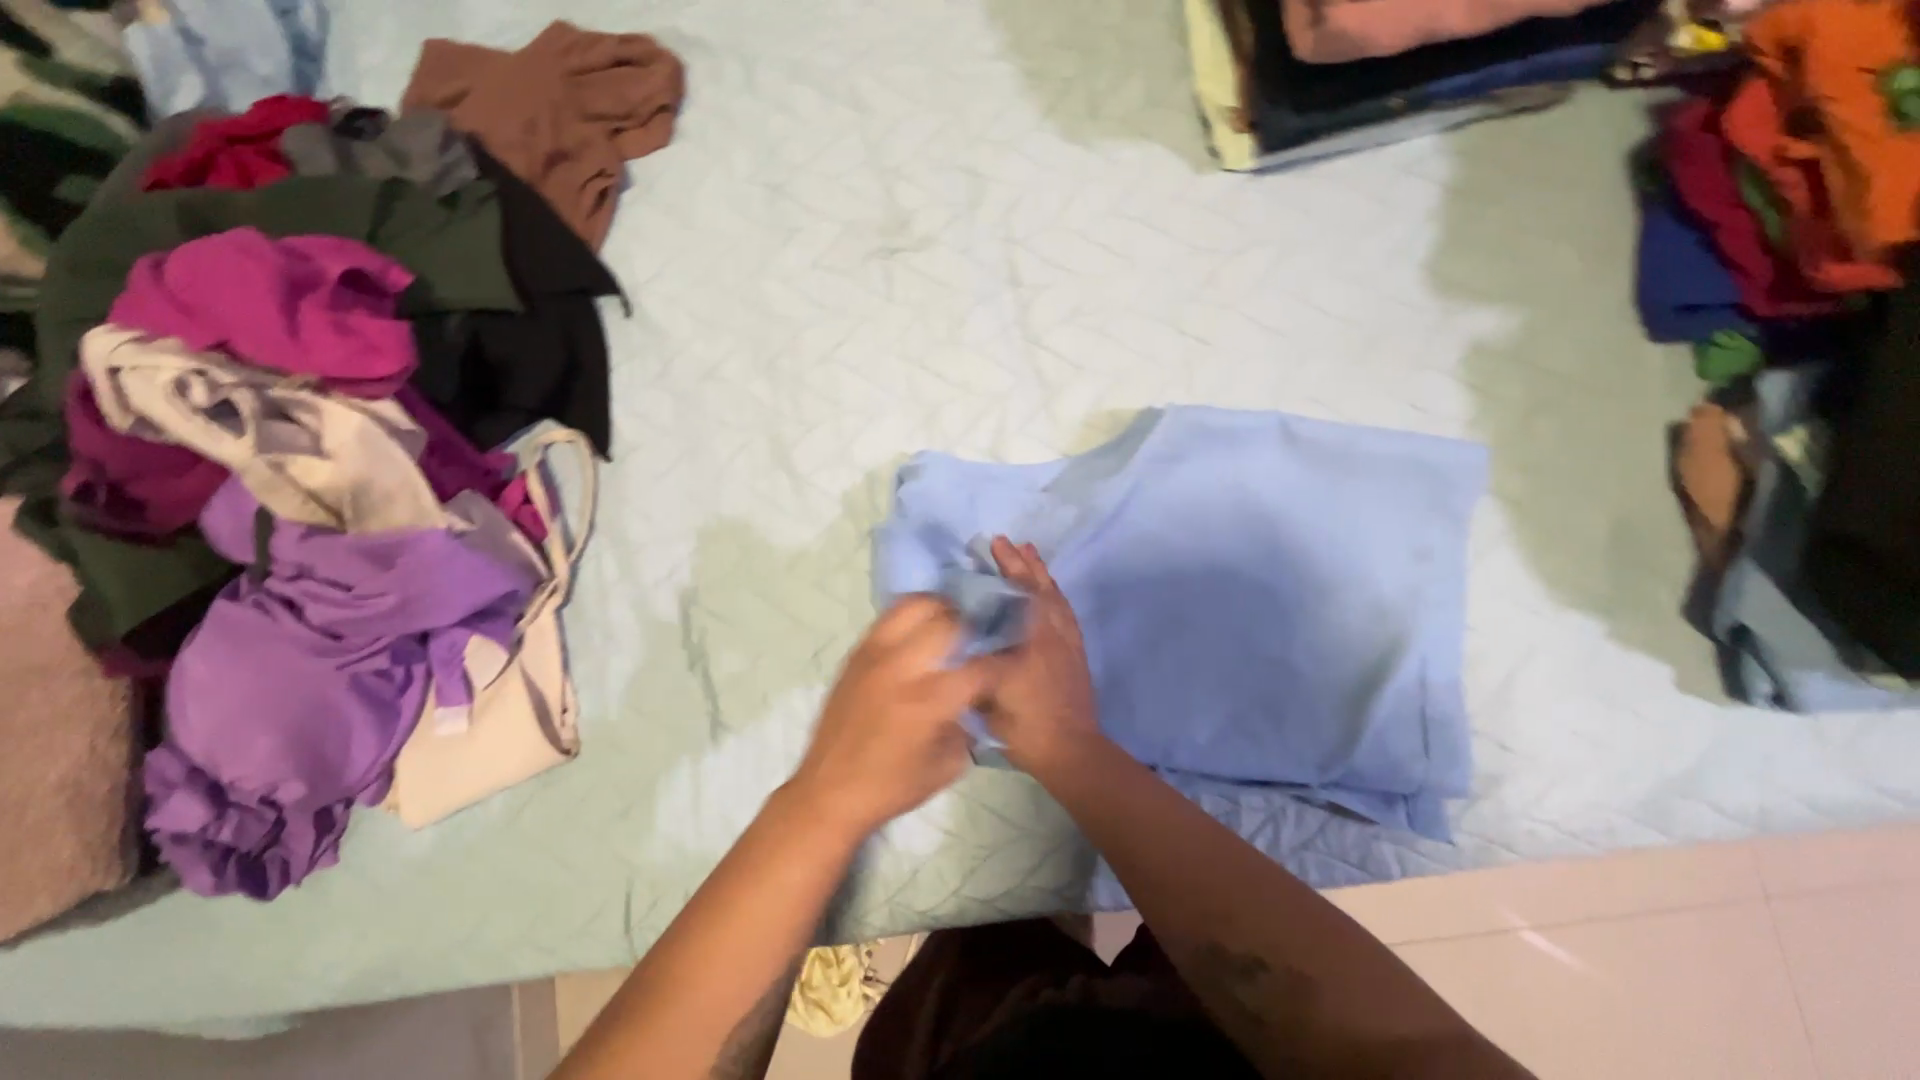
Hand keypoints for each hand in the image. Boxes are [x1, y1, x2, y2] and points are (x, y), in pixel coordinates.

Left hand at [786, 596, 1003, 836]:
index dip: (1003, 662)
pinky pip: (889, 618)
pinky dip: (911, 618)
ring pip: (914, 604)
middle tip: (978, 640)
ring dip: (940, 611)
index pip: (980, 665)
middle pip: (949, 620)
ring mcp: (875, 654)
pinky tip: (919, 636)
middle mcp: (902, 667)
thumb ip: (968, 726)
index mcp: (929, 700)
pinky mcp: (856, 654)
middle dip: (972, 627)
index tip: (1011, 663)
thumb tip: (978, 699)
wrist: (829, 791)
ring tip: (949, 626)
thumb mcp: (947, 766)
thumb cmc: (892, 786)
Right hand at [981, 537, 1103, 773]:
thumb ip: (973, 665)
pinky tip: (1051, 596)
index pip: (1019, 591)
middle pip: (1040, 588)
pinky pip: (1066, 614)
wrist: (1070, 752)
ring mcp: (1069, 644)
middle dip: (1024, 564)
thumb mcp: (988, 695)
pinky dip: (1056, 597)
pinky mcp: (1076, 656)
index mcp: (1033, 638)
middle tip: (1009, 543)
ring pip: (1056, 599)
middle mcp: (1053, 633)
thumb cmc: (1026, 725)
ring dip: (1042, 575)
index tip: (994, 543)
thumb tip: (956, 642)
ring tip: (1032, 556)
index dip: (1007, 566)